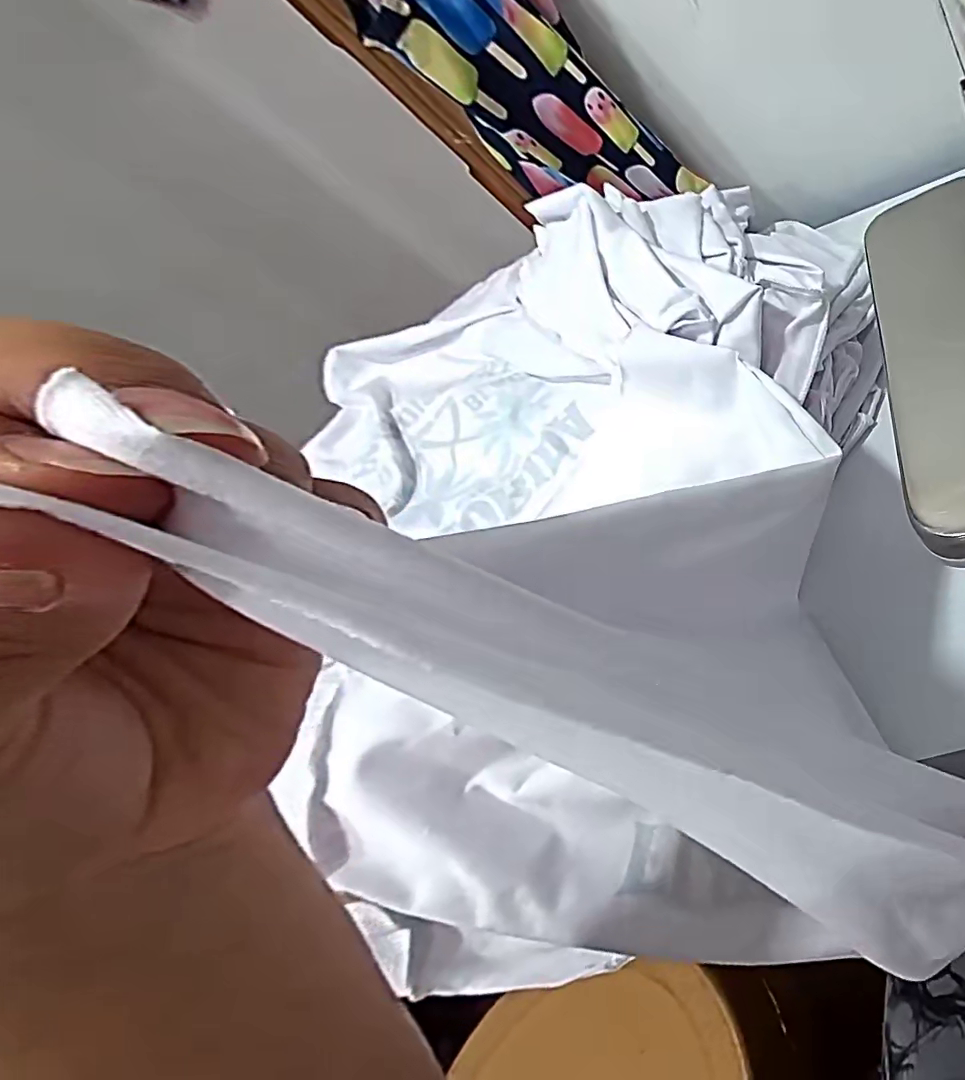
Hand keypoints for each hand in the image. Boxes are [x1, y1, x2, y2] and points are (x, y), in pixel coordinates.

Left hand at [0, 320, 377, 909]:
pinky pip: (329, 510)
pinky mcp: (280, 558)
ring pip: (237, 446)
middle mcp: (70, 498)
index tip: (101, 478)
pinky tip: (329, 544)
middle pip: (113, 399)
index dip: (42, 409)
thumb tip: (64, 542)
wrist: (120, 832)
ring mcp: (186, 525)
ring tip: (270, 523)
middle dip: (165, 416)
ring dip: (265, 469)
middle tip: (210, 456)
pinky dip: (340, 516)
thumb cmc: (9, 790)